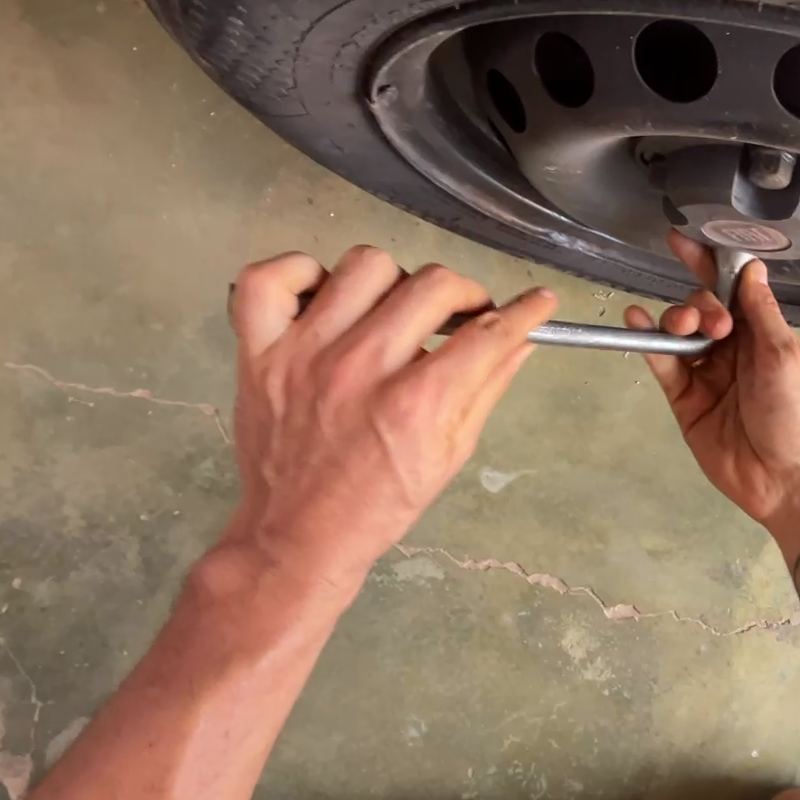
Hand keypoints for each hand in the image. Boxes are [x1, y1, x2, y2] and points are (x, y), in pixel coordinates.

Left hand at [218, 246, 557, 594]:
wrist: (299, 534)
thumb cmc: (384, 501)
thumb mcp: (452, 453)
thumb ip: (487, 388)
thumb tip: (523, 342)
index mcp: (417, 402)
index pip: (488, 333)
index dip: (526, 312)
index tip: (541, 302)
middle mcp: (362, 367)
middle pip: (434, 285)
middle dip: (467, 295)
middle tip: (465, 316)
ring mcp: (304, 354)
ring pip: (365, 265)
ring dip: (397, 282)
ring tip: (397, 310)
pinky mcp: (259, 351)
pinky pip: (271, 277)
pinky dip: (300, 271)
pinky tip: (328, 296)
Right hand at [625, 232, 799, 525]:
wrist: (786, 481)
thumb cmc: (798, 415)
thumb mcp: (786, 356)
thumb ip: (762, 312)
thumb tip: (753, 268)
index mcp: (765, 336)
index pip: (732, 290)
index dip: (709, 264)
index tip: (683, 239)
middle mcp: (734, 350)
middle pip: (702, 308)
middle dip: (699, 303)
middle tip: (712, 325)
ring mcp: (707, 375)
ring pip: (680, 333)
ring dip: (675, 318)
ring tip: (682, 327)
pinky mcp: (685, 400)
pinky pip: (664, 365)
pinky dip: (648, 342)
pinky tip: (636, 322)